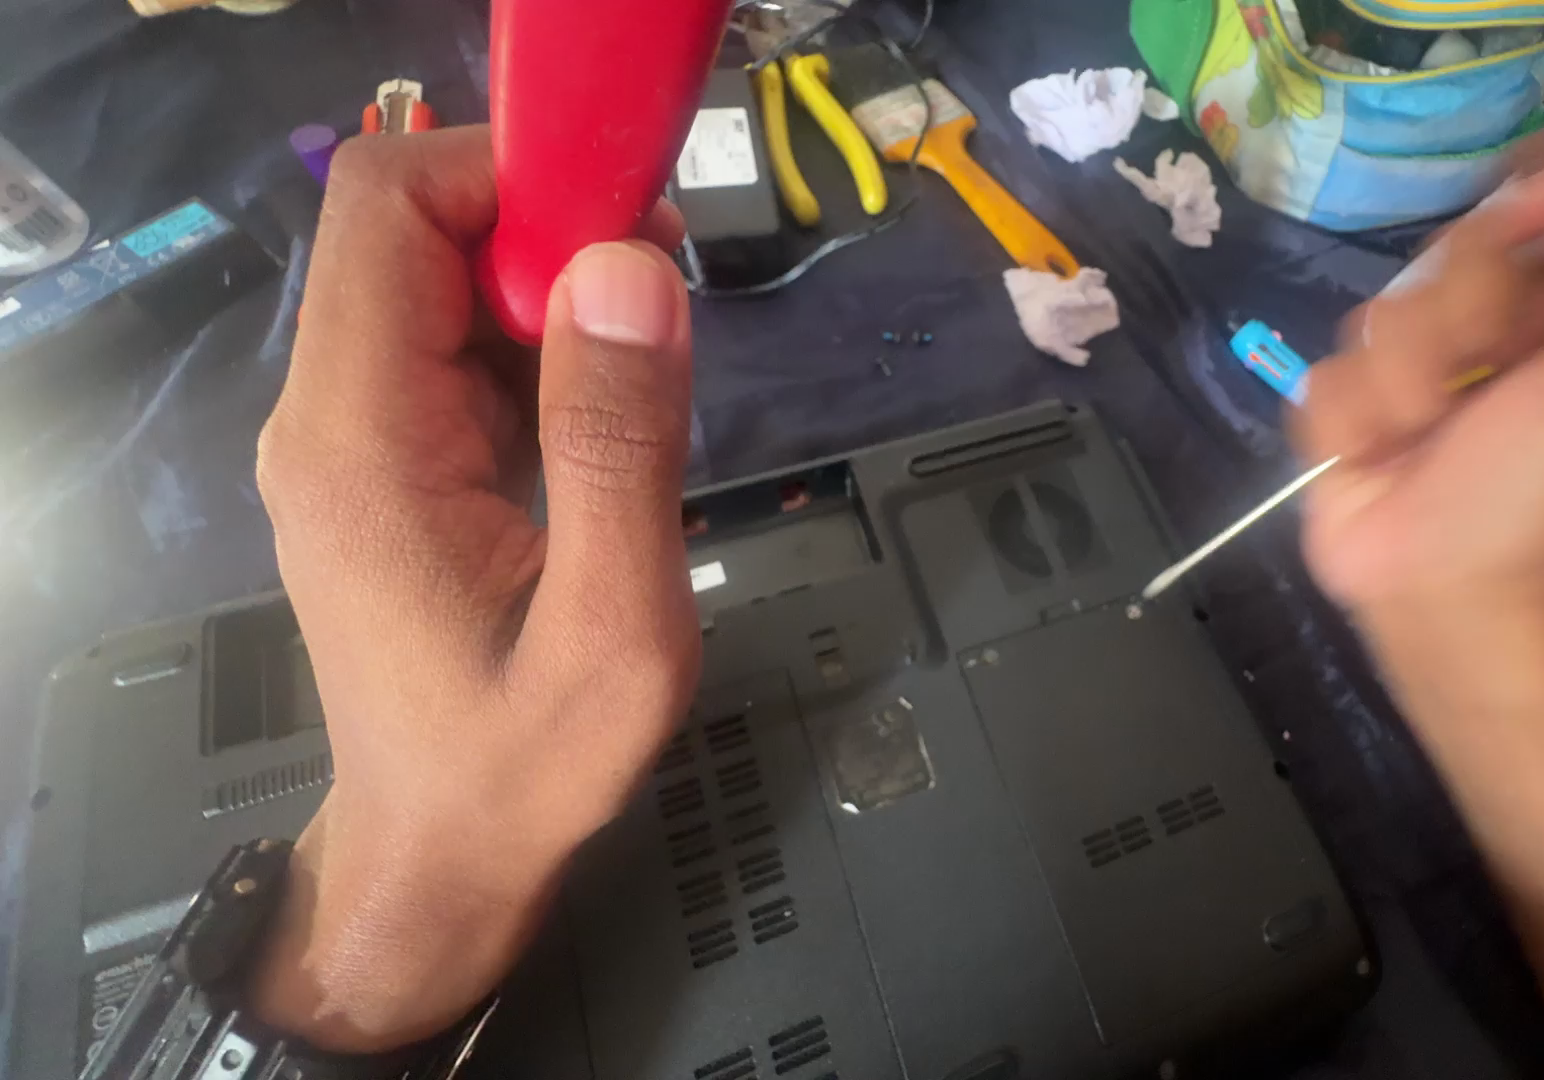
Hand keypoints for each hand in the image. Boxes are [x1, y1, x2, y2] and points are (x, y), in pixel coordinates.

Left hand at [250, 126, 698, 1050]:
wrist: (453, 851)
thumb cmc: (533, 756)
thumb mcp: (612, 617)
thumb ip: (620, 445)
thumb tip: (631, 273)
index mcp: (369, 440)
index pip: (395, 210)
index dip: (516, 173)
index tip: (640, 221)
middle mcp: (340, 421)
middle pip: (422, 243)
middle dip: (554, 239)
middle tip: (672, 302)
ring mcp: (367, 447)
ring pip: (452, 302)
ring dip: (561, 301)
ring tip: (657, 368)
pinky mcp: (405, 475)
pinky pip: (469, 367)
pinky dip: (549, 356)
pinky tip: (613, 415)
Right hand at [1299, 145, 1543, 626]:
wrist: (1445, 583)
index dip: (1543, 191)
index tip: (1534, 206)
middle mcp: (1490, 330)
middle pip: (1455, 249)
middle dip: (1462, 315)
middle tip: (1482, 376)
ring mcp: (1407, 370)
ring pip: (1378, 313)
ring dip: (1402, 383)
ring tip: (1419, 440)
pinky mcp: (1344, 409)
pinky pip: (1327, 376)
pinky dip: (1350, 422)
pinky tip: (1372, 458)